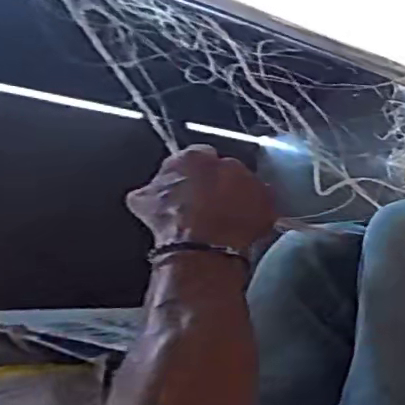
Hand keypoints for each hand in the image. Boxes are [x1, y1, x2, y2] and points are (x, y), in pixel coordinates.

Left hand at [126, 145, 277, 249]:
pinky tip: (180, 223)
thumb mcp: (265, 198)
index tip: (235, 185)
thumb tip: (251, 186)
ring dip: (182, 194)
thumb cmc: (238, 220)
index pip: (216, 156)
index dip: (227, 172)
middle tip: (218, 198)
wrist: (206, 249)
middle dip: (201, 179)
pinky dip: (164, 210)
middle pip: (189, 167)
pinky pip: (153, 203)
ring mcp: (154, 184)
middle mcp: (174, 163)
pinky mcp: (139, 204)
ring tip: (200, 214)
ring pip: (172, 184)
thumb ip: (253, 183)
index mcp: (203, 155)